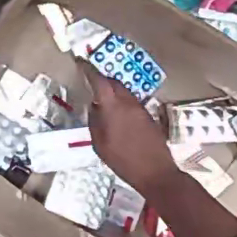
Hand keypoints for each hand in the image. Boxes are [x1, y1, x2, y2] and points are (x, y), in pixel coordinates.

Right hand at [81, 61, 179, 194]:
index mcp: (114, 108)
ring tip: (102, 99)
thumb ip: (95, 122)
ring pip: (124, 92)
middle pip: (114, 83)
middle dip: (102, 79)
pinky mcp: (149, 117)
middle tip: (91, 81)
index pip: (100, 82)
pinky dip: (122, 101)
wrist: (156, 173)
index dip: (89, 70)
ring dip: (113, 91)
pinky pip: (132, 102)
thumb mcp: (100, 144)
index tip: (81, 63)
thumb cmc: (123, 161)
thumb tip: (94, 106)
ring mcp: (141, 109)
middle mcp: (129, 103)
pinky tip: (117, 114)